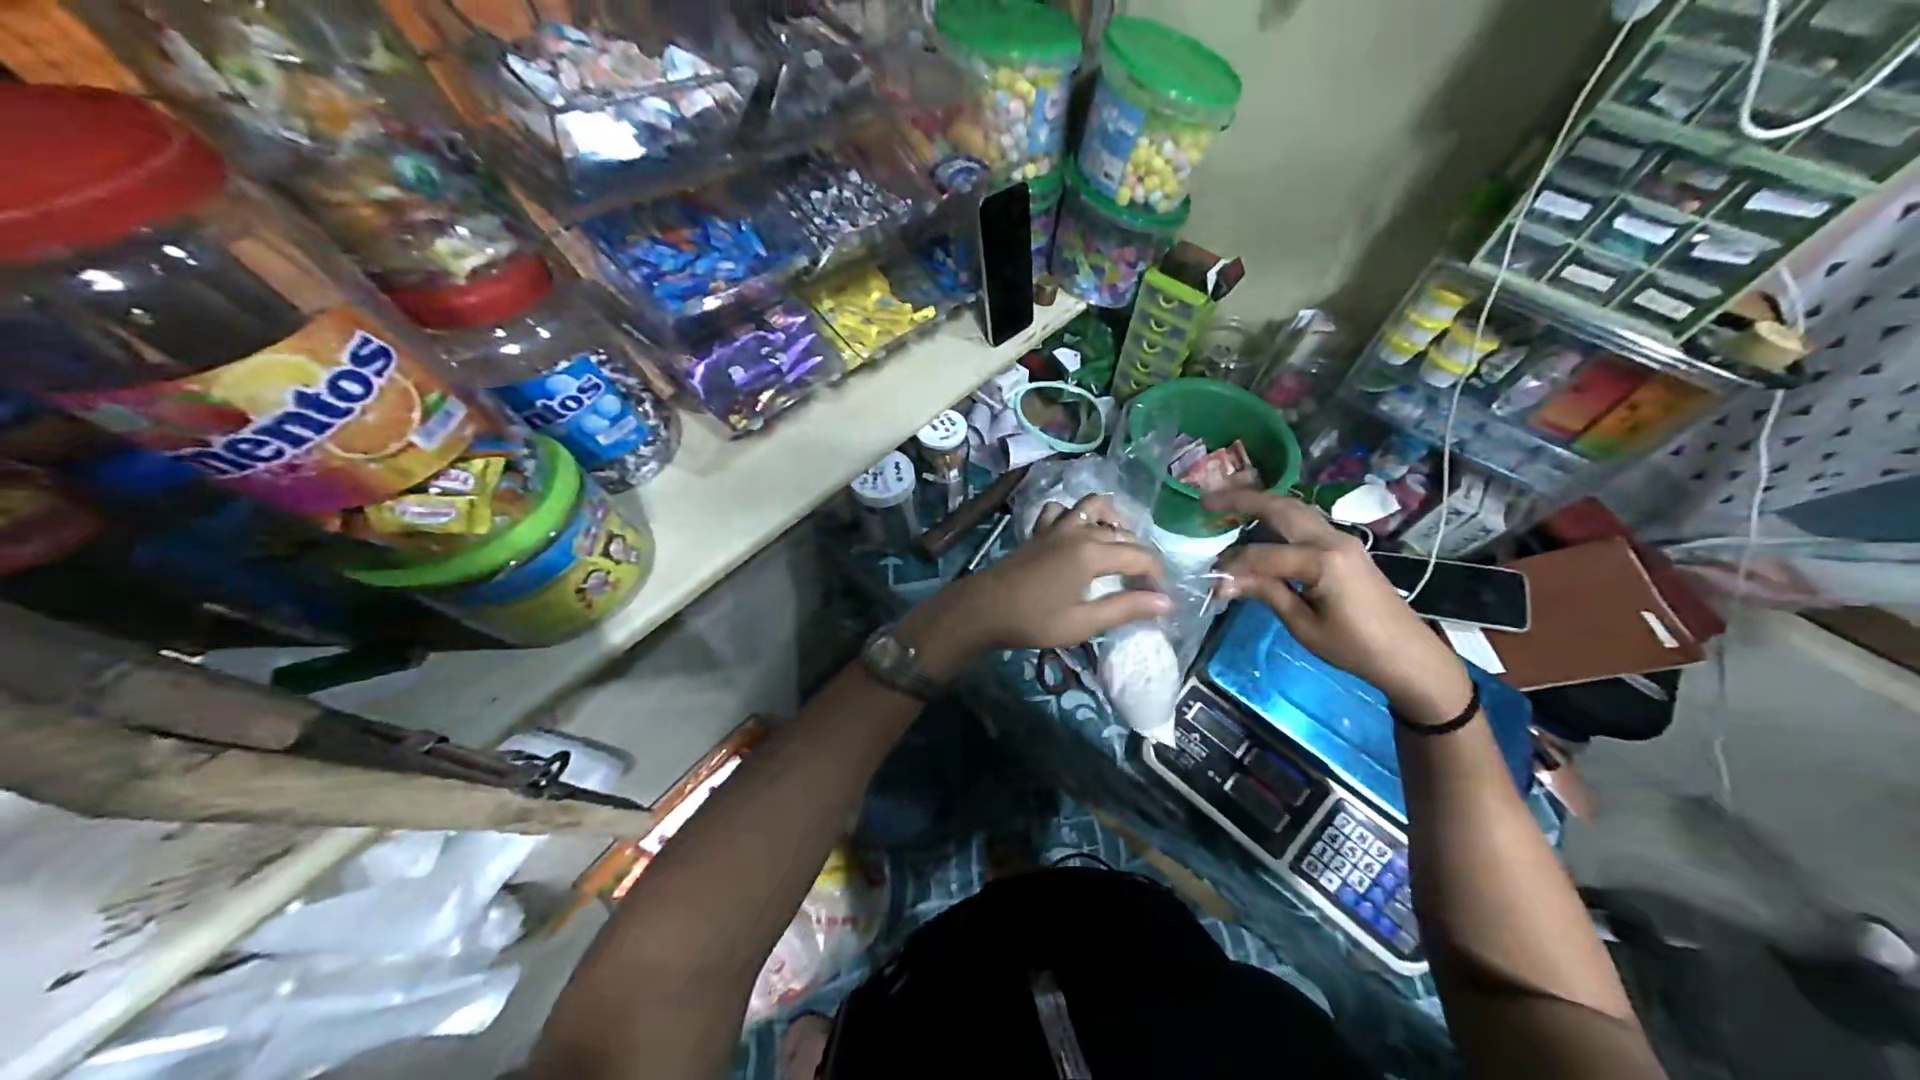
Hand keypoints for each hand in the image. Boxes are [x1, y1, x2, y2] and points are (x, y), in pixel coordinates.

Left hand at [900, 495, 1171, 676]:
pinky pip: (1061, 510)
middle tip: (1143, 585)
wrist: (983, 609)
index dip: (1156, 577)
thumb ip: (1125, 609)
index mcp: (1092, 553)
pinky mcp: (1039, 532)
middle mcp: (1078, 531)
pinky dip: (1074, 514)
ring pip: (1092, 507)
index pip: (1140, 556)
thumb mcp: (1083, 622)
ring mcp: (1056, 527)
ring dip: (1111, 521)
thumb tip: (1166, 603)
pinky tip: (1077, 533)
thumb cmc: (1034, 620)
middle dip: (1139, 556)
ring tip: (1118, 546)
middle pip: (1122, 533)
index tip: (1160, 600)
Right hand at [1206, 491, 1473, 726]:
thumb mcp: (1304, 626)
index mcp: (1323, 561)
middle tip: (1207, 500)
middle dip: (1241, 500)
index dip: (1232, 566)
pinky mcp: (1344, 546)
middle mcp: (1333, 540)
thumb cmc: (1356, 648)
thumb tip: (1224, 582)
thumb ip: (1266, 593)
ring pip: (1294, 508)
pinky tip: (1258, 524)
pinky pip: (1304, 522)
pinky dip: (1276, 517)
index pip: (1262, 554)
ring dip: (1259, 503)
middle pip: (1280, 508)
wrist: (1408, 655)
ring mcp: (1341, 539)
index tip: (1211, 582)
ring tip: (1227, 504)